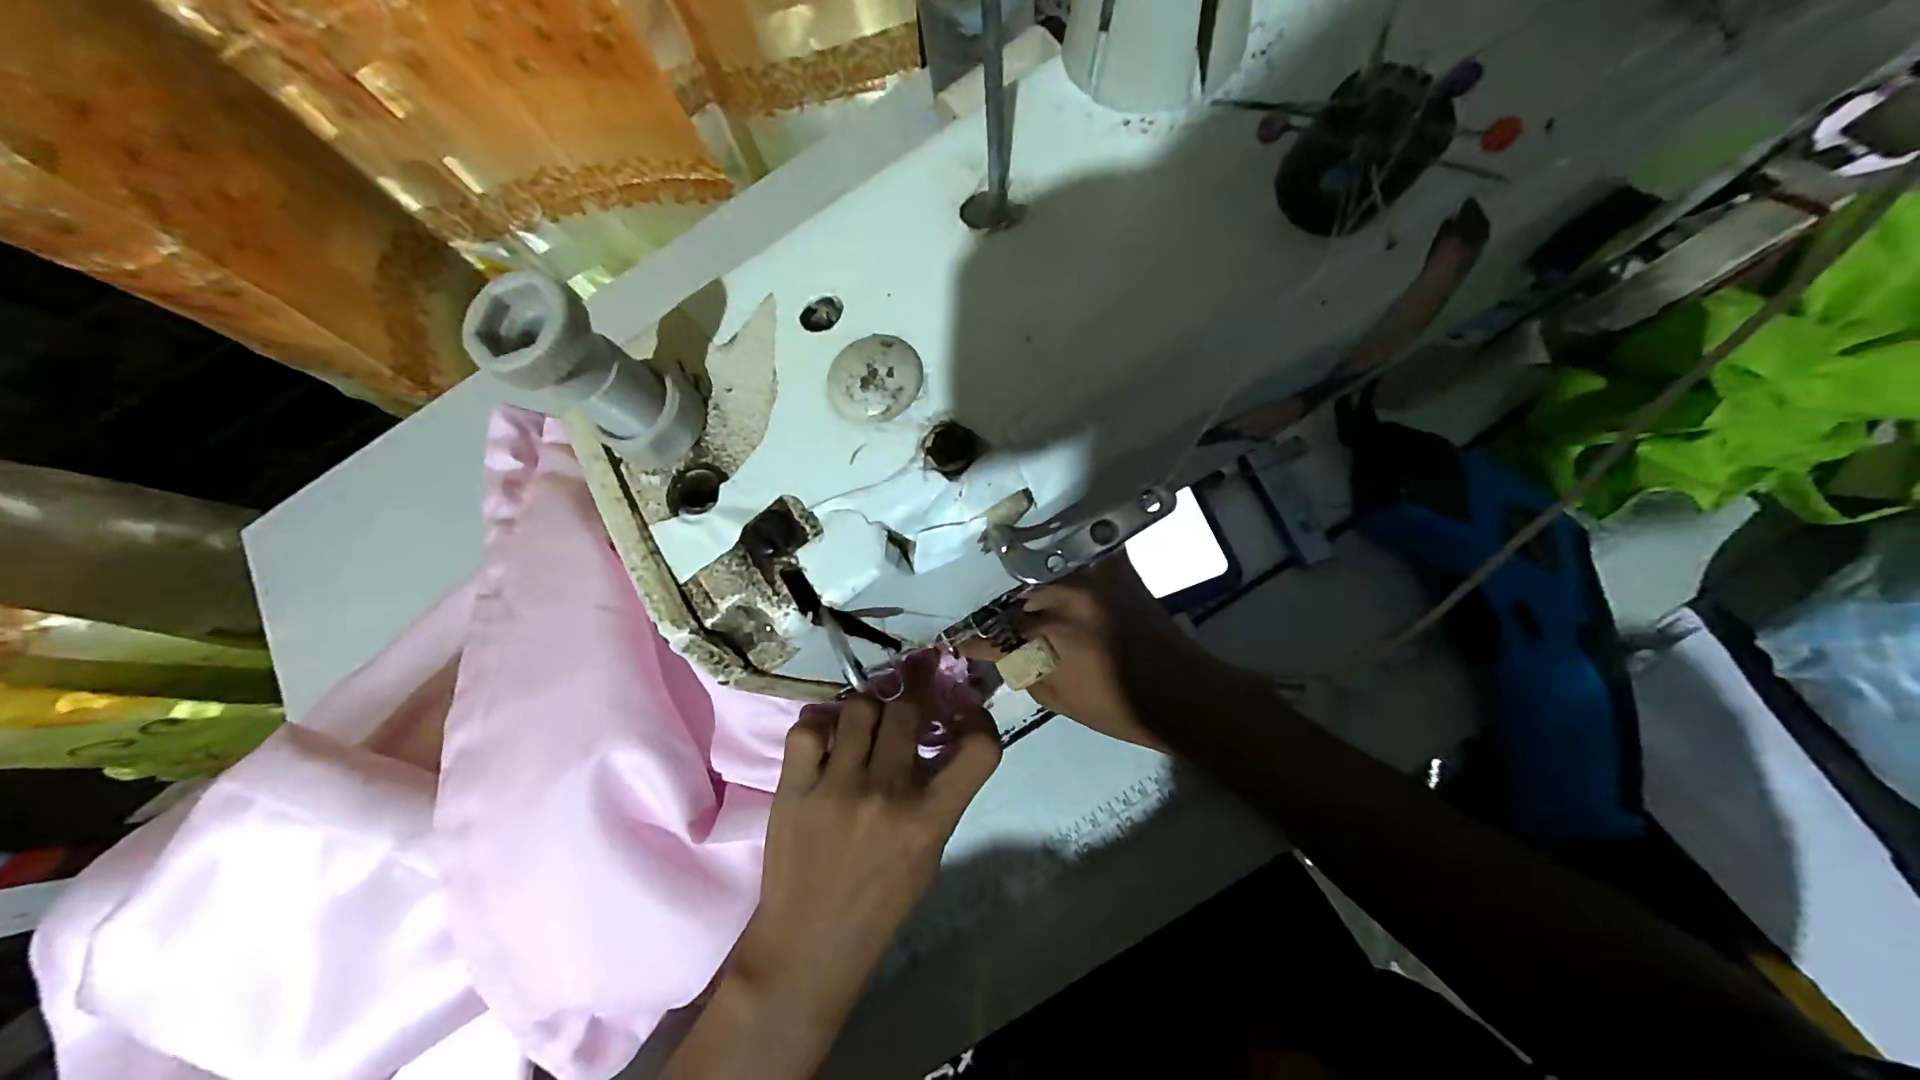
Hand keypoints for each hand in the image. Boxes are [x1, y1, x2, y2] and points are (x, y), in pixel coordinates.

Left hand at [690, 651, 998, 1076]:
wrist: (808, 944)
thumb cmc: (879, 904)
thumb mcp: (929, 854)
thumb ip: (937, 796)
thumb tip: (933, 738)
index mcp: (930, 819)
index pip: (979, 749)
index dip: (979, 720)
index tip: (964, 713)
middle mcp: (887, 793)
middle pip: (908, 709)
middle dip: (911, 702)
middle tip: (904, 709)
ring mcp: (837, 786)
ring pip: (860, 707)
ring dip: (867, 709)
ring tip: (863, 725)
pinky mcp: (794, 787)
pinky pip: (808, 728)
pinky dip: (819, 726)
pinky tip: (824, 739)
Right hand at [961, 558, 1238, 749]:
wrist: (1181, 692)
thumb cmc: (1117, 708)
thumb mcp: (1057, 700)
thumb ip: (1023, 671)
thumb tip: (1002, 653)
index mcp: (1045, 636)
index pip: (993, 633)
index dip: (975, 641)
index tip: (962, 641)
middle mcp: (1062, 598)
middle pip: (1014, 599)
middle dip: (1005, 615)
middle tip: (1001, 624)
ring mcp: (1090, 578)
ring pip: (1041, 574)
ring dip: (1030, 590)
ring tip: (1027, 600)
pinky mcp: (1115, 570)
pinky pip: (1079, 554)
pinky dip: (1066, 561)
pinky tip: (1059, 571)